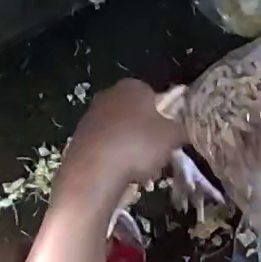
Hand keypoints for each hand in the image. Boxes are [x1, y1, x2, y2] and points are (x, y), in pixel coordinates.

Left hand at [64, 79, 186, 186]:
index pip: (154, 96)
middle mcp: (108, 96)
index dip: (165, 115)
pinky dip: (116, 158)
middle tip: (159, 153)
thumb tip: (182, 130)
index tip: (170, 134)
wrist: (94, 172)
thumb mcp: (173, 136)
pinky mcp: (79, 139)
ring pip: (121, 132)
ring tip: (142, 170)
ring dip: (133, 147)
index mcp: (132, 87)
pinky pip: (106, 147)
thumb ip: (181, 129)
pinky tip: (123, 174)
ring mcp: (90, 117)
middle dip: (148, 133)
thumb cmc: (139, 144)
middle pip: (136, 114)